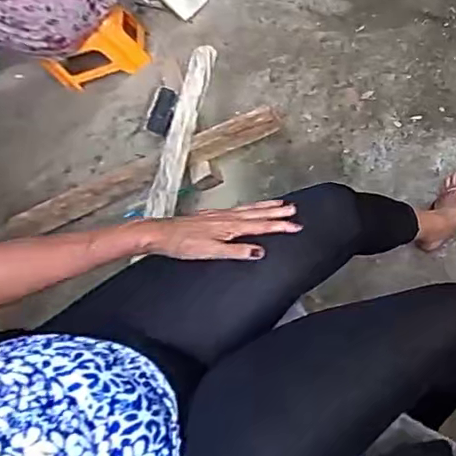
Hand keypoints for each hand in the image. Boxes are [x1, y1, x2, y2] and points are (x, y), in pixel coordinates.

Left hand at [129, 200, 300, 259]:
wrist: (158, 233)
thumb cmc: (182, 244)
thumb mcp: (212, 252)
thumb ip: (237, 251)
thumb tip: (260, 252)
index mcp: (231, 227)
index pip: (262, 226)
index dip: (281, 226)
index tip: (296, 225)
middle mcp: (228, 217)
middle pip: (258, 213)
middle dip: (278, 211)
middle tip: (294, 209)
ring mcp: (219, 214)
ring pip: (249, 208)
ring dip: (266, 206)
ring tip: (279, 203)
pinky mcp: (211, 214)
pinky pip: (238, 207)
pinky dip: (250, 206)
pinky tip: (248, 207)